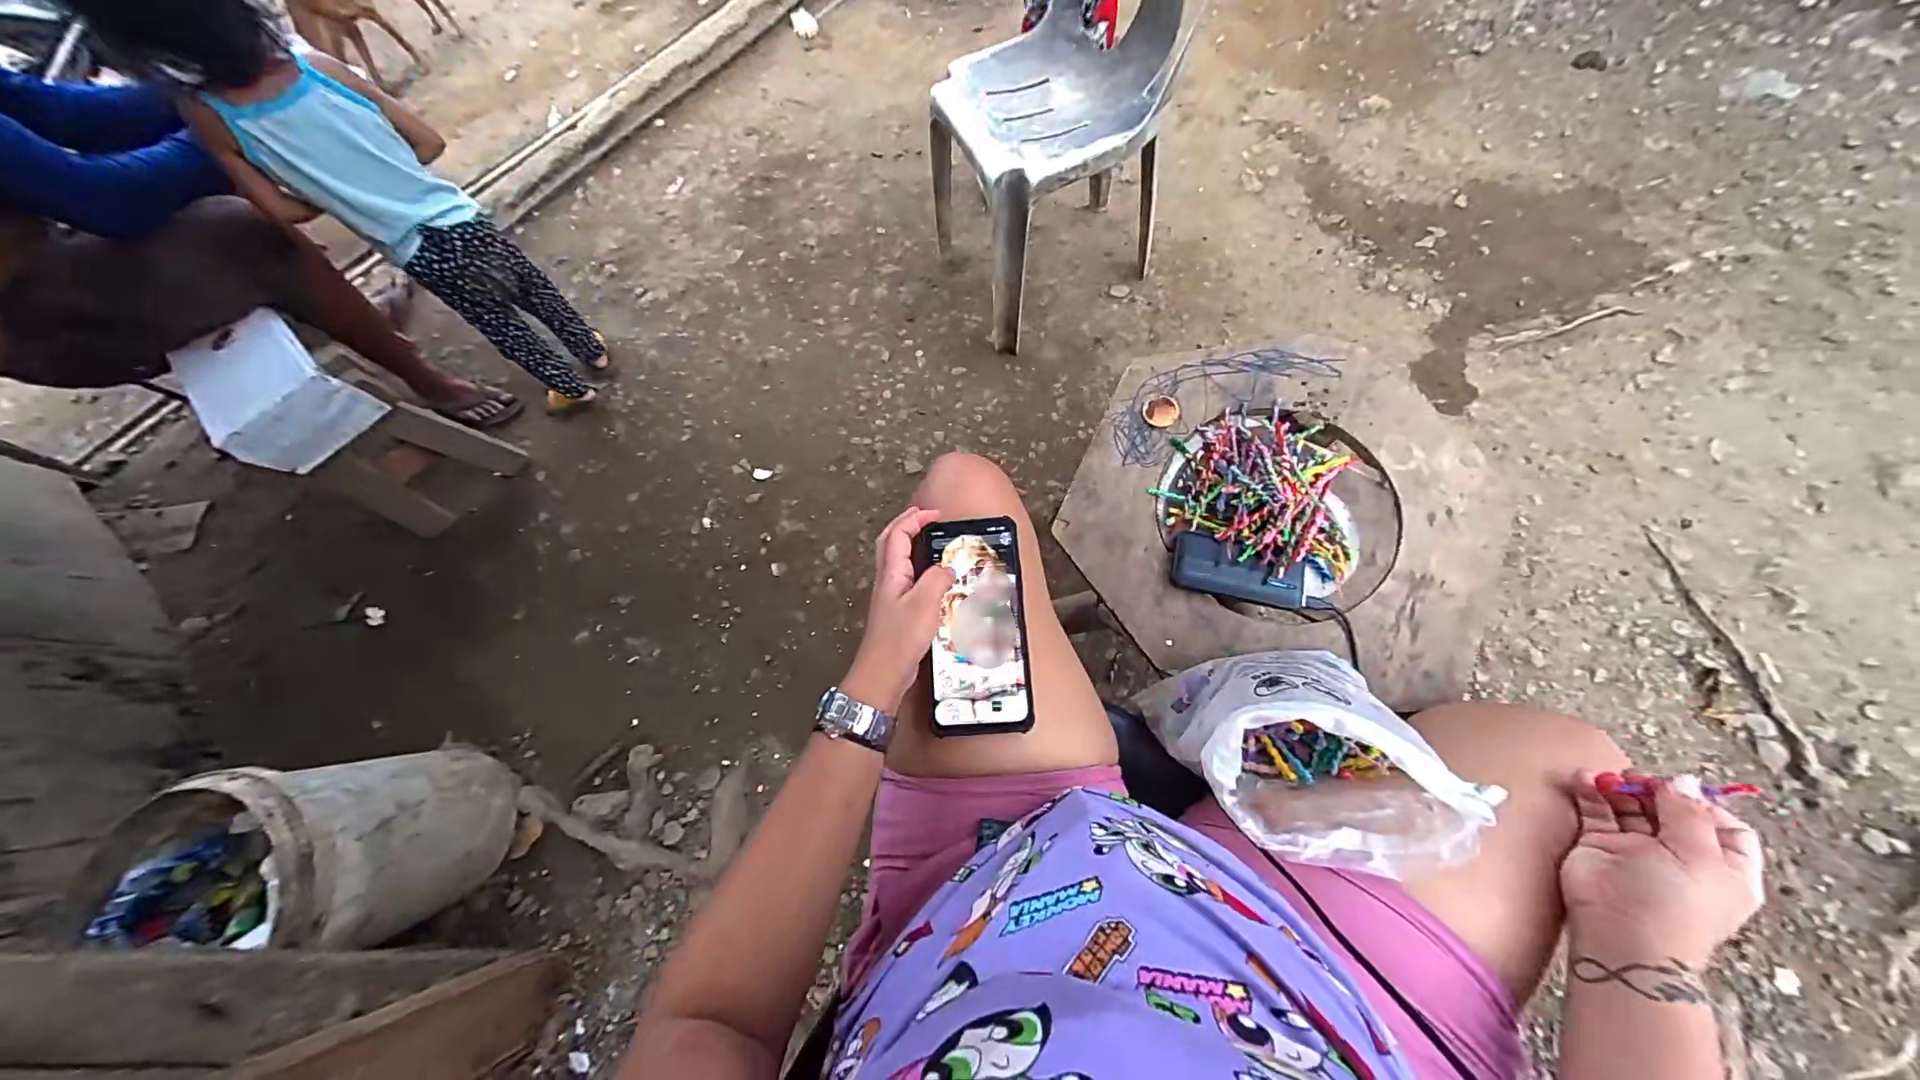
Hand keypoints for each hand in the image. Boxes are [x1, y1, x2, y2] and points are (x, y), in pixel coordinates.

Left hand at [840, 507, 952, 714]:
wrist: (882, 674)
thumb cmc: (899, 639)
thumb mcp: (924, 603)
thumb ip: (937, 579)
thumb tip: (947, 568)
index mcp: (891, 573)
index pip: (898, 535)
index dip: (914, 519)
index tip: (934, 513)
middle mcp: (887, 581)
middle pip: (889, 543)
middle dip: (905, 526)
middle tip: (924, 518)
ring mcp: (890, 597)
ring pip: (896, 561)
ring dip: (909, 546)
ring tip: (929, 542)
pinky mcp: (896, 612)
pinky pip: (905, 580)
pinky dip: (917, 569)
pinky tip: (931, 580)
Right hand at [1561, 771, 1763, 966]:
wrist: (1619, 931)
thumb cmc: (1672, 902)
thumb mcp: (1699, 857)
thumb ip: (1689, 814)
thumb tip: (1682, 781)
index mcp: (1722, 865)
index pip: (1722, 825)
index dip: (1702, 803)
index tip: (1678, 790)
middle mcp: (1680, 855)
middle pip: (1671, 810)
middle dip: (1653, 789)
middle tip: (1634, 778)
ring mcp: (1636, 849)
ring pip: (1630, 806)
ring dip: (1617, 786)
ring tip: (1605, 776)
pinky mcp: (1598, 844)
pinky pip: (1595, 811)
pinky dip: (1589, 792)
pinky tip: (1584, 779)